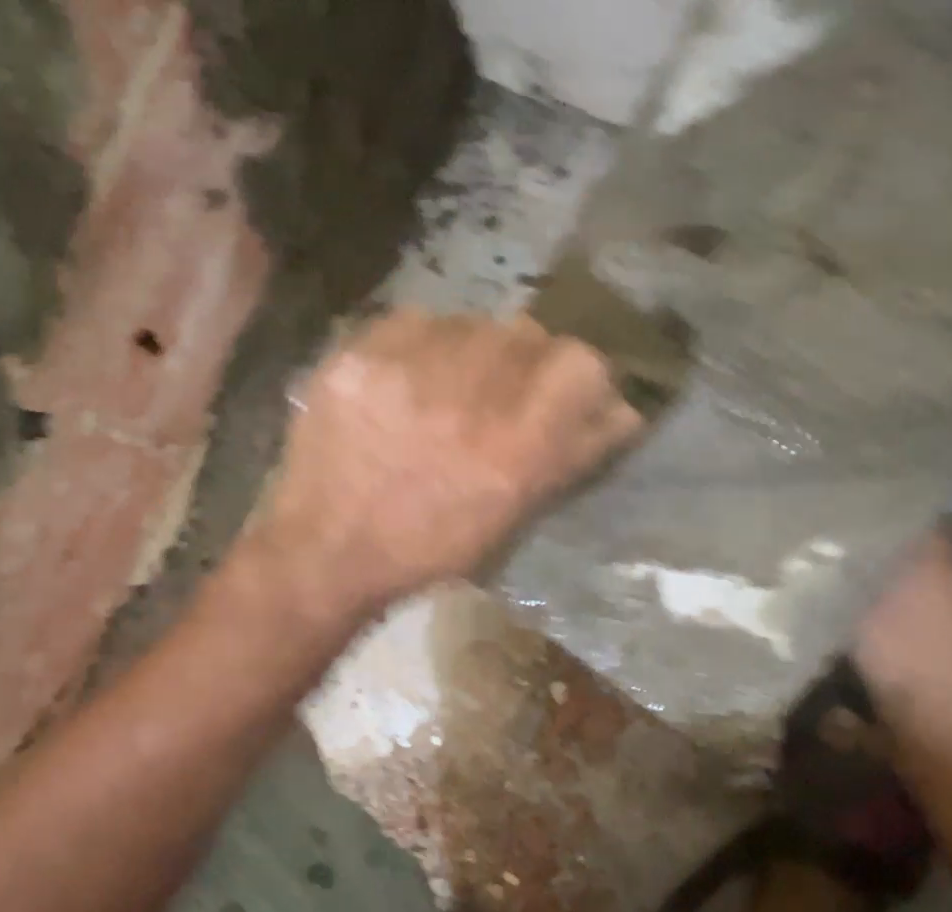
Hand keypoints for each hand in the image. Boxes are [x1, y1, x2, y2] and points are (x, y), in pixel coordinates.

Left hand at [248, 309, 643, 616]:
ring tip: (440, 389)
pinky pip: (415, 320)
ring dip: (469, 349)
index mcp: (514, 450)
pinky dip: (420, 343)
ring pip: (471, 322)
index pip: (582, 364)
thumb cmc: (428, 547)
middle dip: (520, 361)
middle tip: (492, 392)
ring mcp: (406, 372)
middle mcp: (467, 400)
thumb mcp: (512, 515)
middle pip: (527, 333)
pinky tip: (404, 378)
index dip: (577, 374)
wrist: (326, 550)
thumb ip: (570, 455)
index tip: (558, 389)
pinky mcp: (357, 357)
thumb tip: (624, 407)